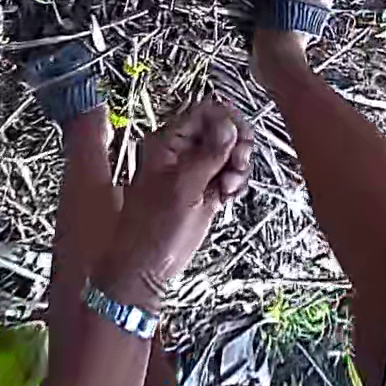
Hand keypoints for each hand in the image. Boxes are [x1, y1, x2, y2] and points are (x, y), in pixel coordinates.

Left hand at [93, 98, 252, 308]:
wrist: (146, 271)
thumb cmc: (152, 230)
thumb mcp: (183, 188)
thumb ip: (209, 154)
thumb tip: (229, 123)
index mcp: (168, 142)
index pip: (204, 113)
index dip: (226, 121)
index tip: (239, 137)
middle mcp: (183, 152)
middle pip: (221, 130)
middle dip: (236, 144)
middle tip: (239, 163)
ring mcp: (196, 171)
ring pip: (230, 151)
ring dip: (238, 165)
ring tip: (230, 185)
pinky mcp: (207, 190)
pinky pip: (231, 173)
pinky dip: (236, 182)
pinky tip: (229, 196)